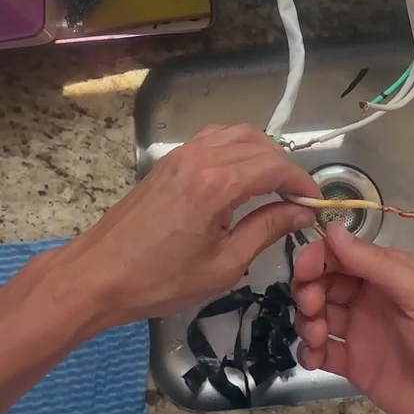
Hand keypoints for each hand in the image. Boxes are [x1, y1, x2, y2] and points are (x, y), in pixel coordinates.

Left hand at [53, 124, 319, 329]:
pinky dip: (237, 148)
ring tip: (272, 188)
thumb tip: (301, 212)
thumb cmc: (161, 280)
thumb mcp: (224, 265)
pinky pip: (214, 139)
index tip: (315, 204)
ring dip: (262, 153)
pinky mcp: (170, 159)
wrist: (98, 275)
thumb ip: (267, 230)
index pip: (275, 166)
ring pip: (237, 133)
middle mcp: (201, 156)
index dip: (302, 182)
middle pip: (259, 142)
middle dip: (285, 167)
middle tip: (296, 200)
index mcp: (216, 183)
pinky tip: (241, 178)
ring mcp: (182, 153)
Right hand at [292, 223, 413, 413]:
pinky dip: (309, 351)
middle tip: (312, 307)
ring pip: (318, 314)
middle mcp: (372, 296)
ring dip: (307, 319)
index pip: (344, 252)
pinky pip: (322, 352)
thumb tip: (333, 228)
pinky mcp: (356, 366)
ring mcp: (362, 331)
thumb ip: (375, 263)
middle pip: (325, 281)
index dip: (320, 256)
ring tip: (317, 336)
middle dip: (309, 288)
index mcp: (390, 272)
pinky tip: (313, 357)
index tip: (305, 270)